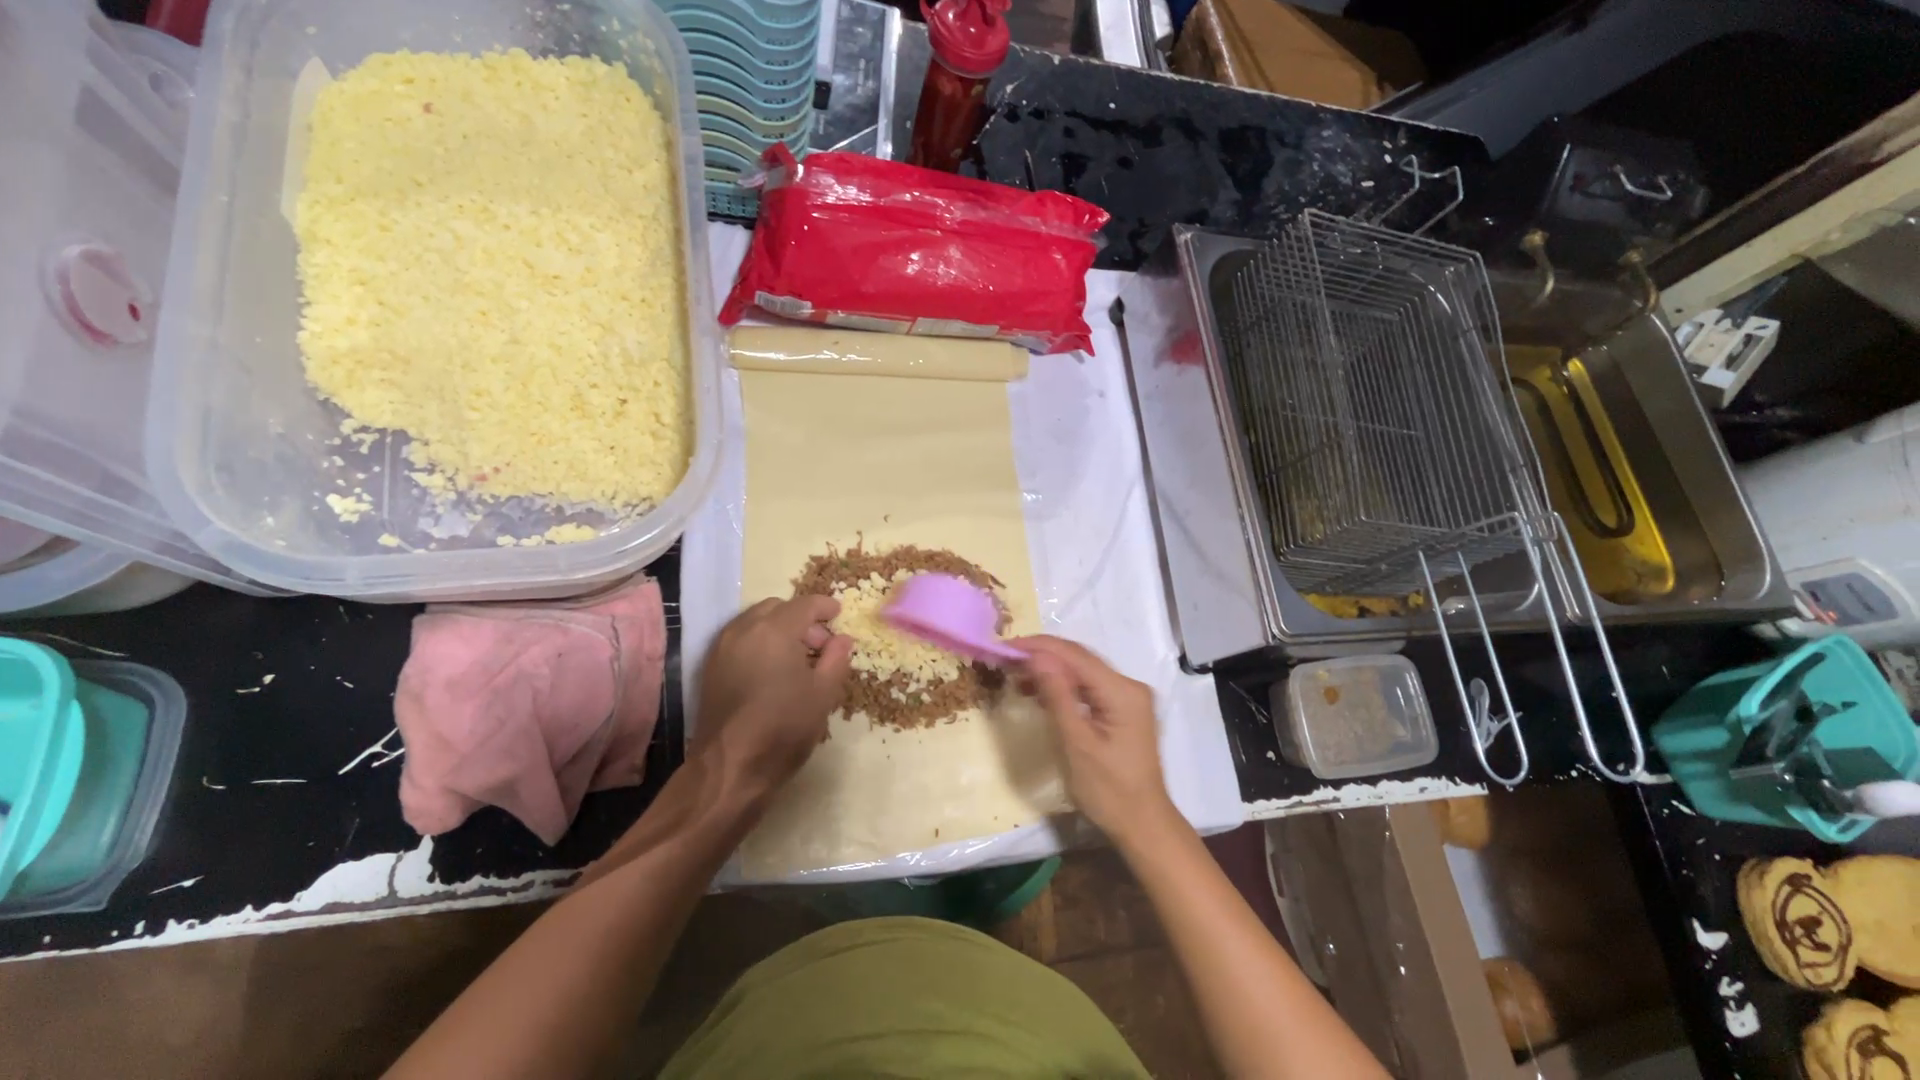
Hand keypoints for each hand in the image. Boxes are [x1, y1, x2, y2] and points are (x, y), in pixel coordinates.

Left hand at [694, 596, 853, 802]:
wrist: (729, 766)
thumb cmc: (783, 728)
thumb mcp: (823, 694)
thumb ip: (836, 659)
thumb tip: (842, 639)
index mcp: (774, 630)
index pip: (804, 604)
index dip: (824, 606)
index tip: (838, 613)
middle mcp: (743, 629)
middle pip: (776, 608)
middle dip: (800, 618)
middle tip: (819, 644)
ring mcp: (722, 647)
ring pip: (754, 621)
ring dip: (777, 629)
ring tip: (796, 659)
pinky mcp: (710, 667)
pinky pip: (739, 639)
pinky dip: (758, 642)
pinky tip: (772, 670)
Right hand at [1014, 636, 1176, 843]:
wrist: (1142, 824)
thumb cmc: (1109, 790)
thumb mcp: (1077, 744)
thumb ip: (1058, 696)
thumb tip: (1036, 657)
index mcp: (1122, 691)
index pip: (1074, 656)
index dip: (1037, 647)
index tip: (1002, 648)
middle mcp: (1128, 686)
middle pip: (1079, 659)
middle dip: (1041, 655)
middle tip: (1003, 660)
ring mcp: (1127, 698)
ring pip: (1082, 672)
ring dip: (1050, 671)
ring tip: (1015, 677)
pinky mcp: (1121, 710)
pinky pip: (1088, 688)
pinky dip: (1063, 687)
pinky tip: (1039, 694)